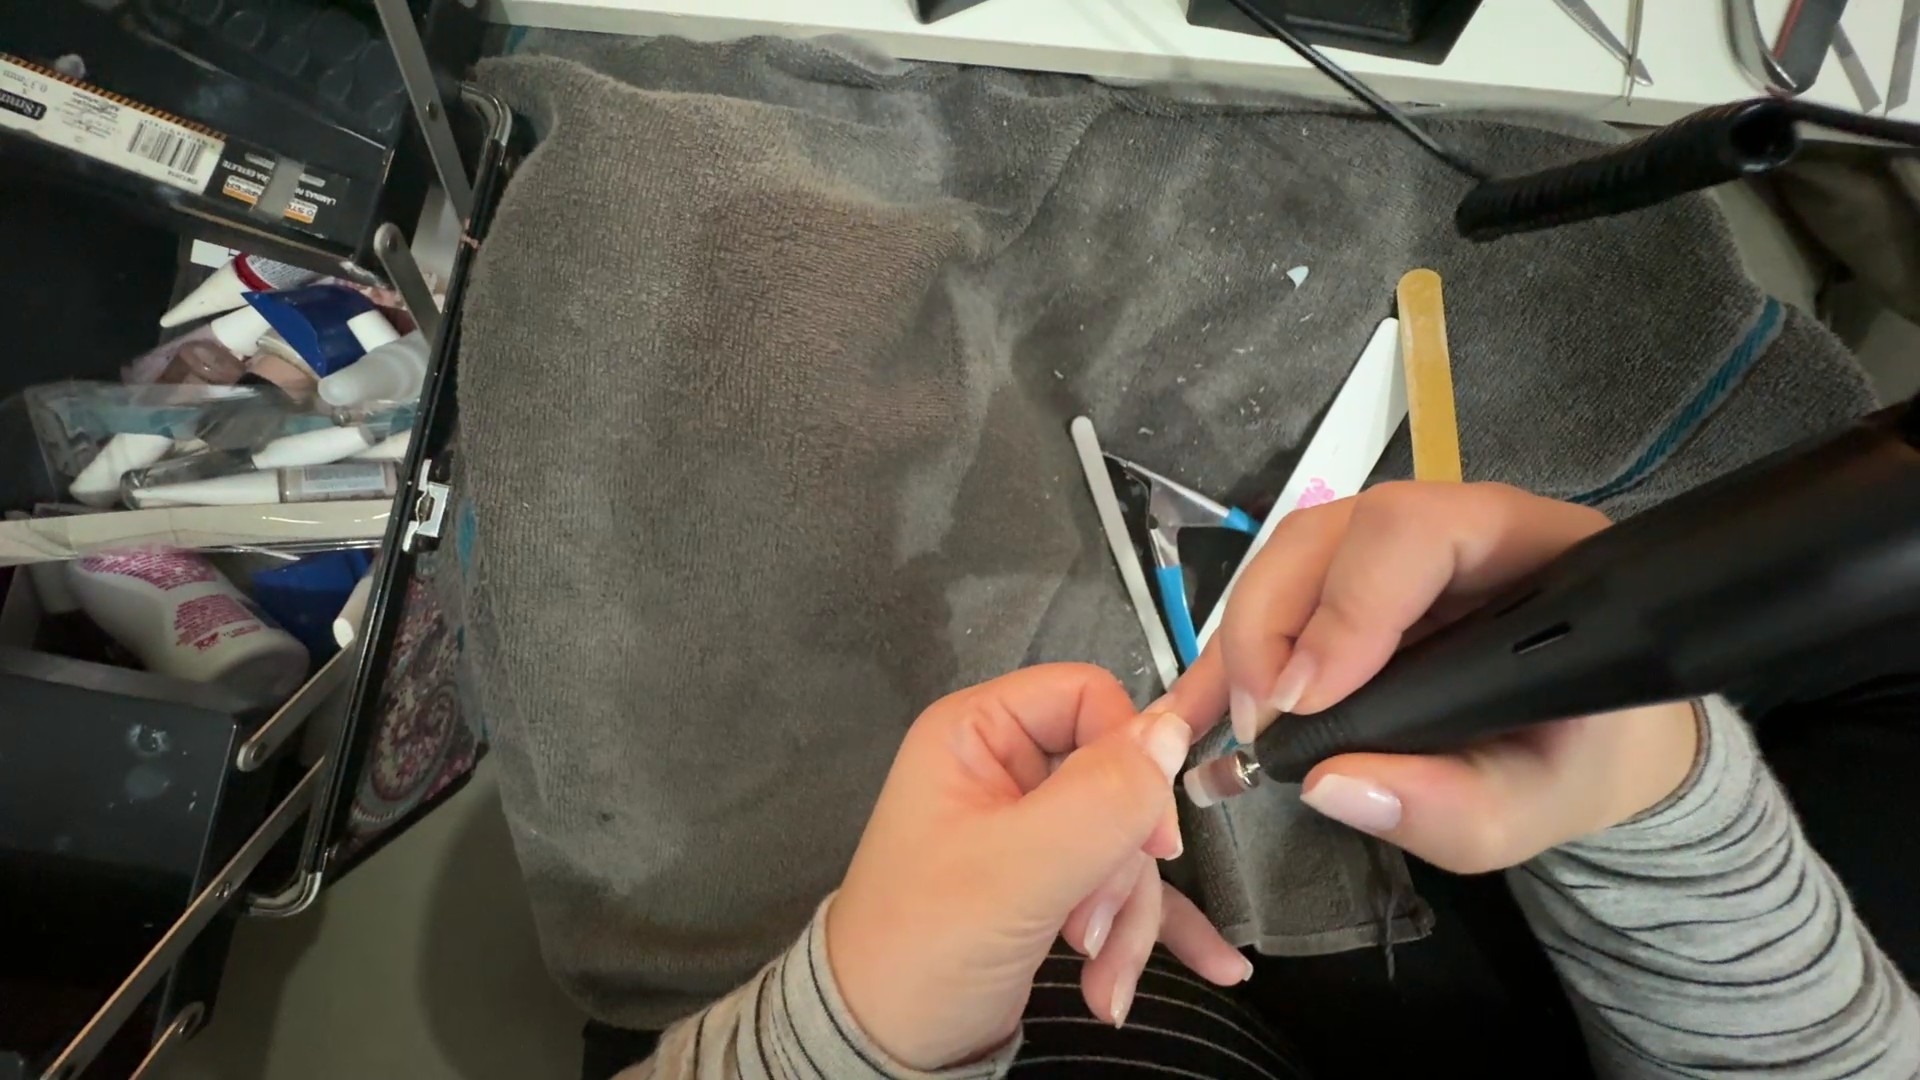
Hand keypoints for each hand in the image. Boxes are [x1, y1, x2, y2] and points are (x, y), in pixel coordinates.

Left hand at [828, 664, 1250, 1070]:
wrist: (884, 1044)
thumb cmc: (925, 943)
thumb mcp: (1014, 871)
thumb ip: (1098, 798)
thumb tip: (1171, 729)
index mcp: (979, 730)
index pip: (1085, 696)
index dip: (1132, 754)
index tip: (1154, 838)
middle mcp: (1006, 764)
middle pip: (1114, 775)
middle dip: (1118, 864)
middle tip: (1091, 924)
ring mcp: (1031, 822)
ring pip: (1124, 837)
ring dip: (1127, 912)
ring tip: (1098, 976)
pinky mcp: (1052, 874)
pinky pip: (1121, 882)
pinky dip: (1148, 926)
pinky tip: (1209, 964)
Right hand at [1165, 482, 1699, 873]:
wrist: (1574, 733)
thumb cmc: (1579, 751)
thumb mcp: (1544, 801)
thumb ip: (1460, 806)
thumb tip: (1328, 785)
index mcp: (1520, 547)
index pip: (1412, 531)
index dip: (1347, 605)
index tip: (1306, 700)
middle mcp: (1433, 527)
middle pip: (1315, 539)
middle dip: (1265, 631)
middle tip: (1260, 723)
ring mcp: (1370, 551)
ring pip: (1275, 563)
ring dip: (1238, 645)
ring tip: (1237, 724)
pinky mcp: (1328, 587)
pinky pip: (1259, 603)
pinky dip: (1220, 660)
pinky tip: (1194, 710)